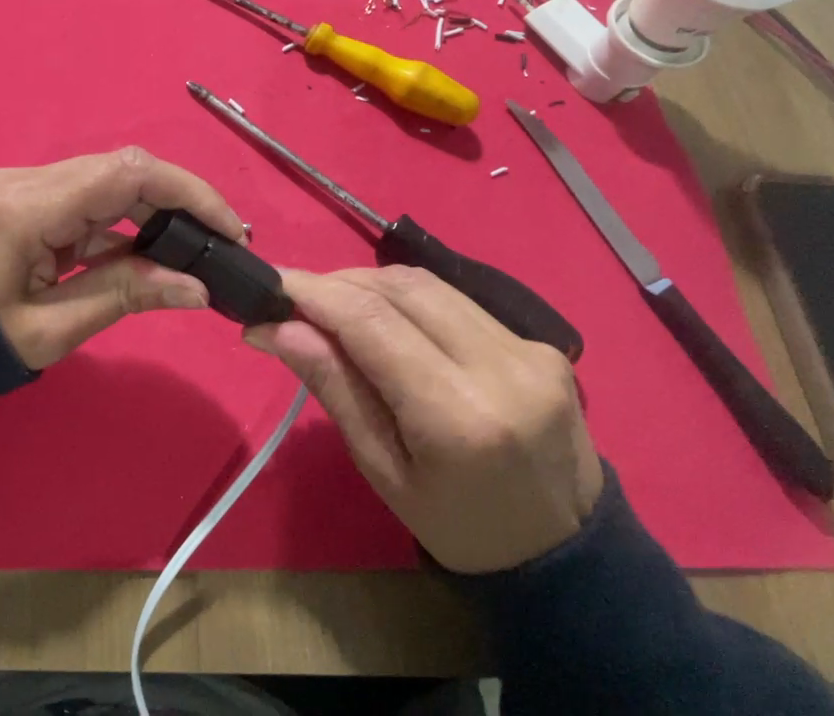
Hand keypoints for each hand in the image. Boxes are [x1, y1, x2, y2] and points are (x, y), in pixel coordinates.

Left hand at [0, 147, 244, 370]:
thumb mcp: (50, 331)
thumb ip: (123, 296)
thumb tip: (197, 287)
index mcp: (25, 209)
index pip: (125, 174)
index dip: (188, 192)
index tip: (230, 229)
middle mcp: (22, 180)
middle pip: (118, 171)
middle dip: (176, 204)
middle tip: (217, 249)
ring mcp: (17, 185)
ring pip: (103, 182)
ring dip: (149, 213)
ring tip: (189, 255)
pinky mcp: (17, 198)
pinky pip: (81, 200)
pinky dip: (117, 224)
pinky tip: (143, 256)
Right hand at [245, 266, 602, 573]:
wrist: (564, 549)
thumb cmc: (456, 525)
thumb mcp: (381, 469)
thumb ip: (333, 388)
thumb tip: (274, 328)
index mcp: (458, 415)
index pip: (372, 321)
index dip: (313, 293)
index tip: (268, 286)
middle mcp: (501, 367)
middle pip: (401, 288)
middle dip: (337, 282)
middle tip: (292, 300)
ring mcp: (531, 350)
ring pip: (431, 285)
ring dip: (370, 284)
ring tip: (330, 306)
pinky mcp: (543, 344)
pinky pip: (459, 301)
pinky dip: (409, 300)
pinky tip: (385, 321)